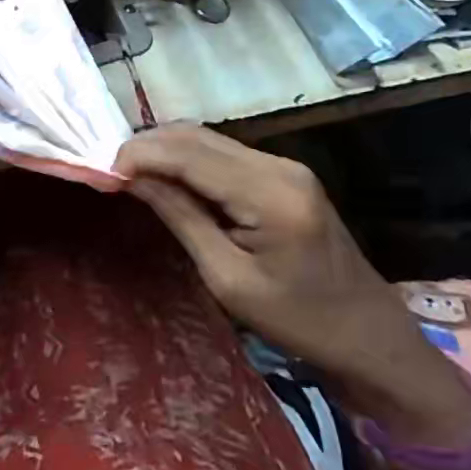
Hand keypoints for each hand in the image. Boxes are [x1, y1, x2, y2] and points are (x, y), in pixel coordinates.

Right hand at [116, 126, 470, 442]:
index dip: (140, 155)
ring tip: (130, 173)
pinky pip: (222, 153)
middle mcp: (277, 165)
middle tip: (110, 171)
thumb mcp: (227, 278)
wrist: (368, 333)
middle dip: (147, 146)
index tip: (102, 171)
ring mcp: (283, 165)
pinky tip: (166, 178)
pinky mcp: (282, 173)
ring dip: (164, 150)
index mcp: (269, 194)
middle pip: (197, 136)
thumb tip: (132, 178)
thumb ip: (181, 217)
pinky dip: (187, 159)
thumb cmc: (298, 320)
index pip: (190, 154)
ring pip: (207, 139)